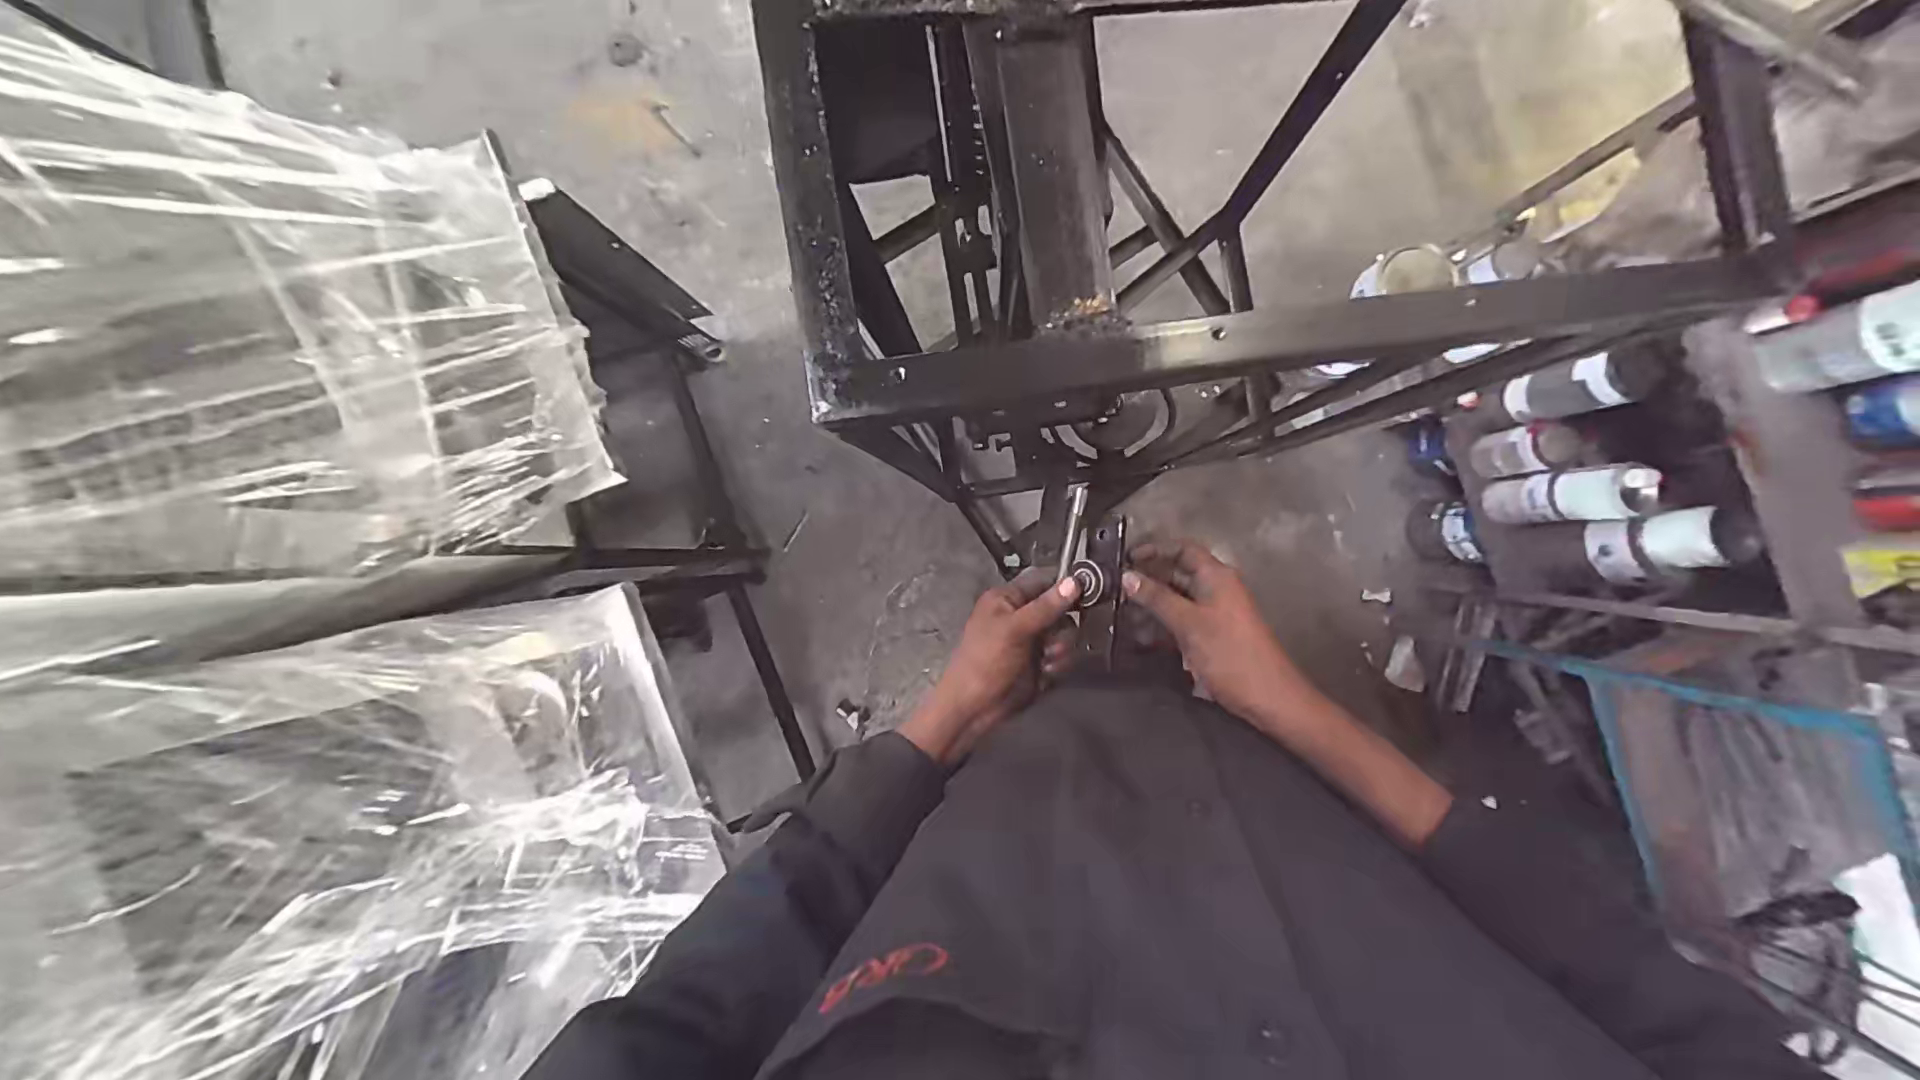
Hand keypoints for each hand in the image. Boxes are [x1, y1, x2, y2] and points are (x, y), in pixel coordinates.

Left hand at [899, 570, 1080, 763]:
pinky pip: (1062, 656)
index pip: (1043, 581)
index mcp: (1007, 600)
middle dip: (1062, 627)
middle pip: (1060, 609)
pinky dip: (1058, 664)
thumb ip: (1046, 606)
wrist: (974, 708)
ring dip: (1061, 648)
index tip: (1086, 591)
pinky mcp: (1040, 663)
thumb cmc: (985, 661)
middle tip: (1053, 640)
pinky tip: (1045, 672)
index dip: (1064, 586)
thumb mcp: (1014, 628)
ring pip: (1065, 635)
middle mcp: (1021, 616)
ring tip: (1045, 660)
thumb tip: (1073, 582)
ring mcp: (1031, 641)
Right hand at [1126, 539, 1453, 847]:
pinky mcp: (1212, 635)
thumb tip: (1127, 577)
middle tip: (1117, 588)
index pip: (1183, 549)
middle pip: (1178, 573)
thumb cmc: (1230, 654)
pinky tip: (1141, 635)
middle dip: (1148, 579)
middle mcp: (1217, 589)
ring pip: (1177, 599)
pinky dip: (1162, 623)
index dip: (1155, 549)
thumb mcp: (1188, 623)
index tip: (1128, 558)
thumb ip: (1156, 598)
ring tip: (1123, 614)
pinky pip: (1182, 620)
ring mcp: (1215, 613)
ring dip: (1152, 604)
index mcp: (1217, 577)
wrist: (1268, 697)